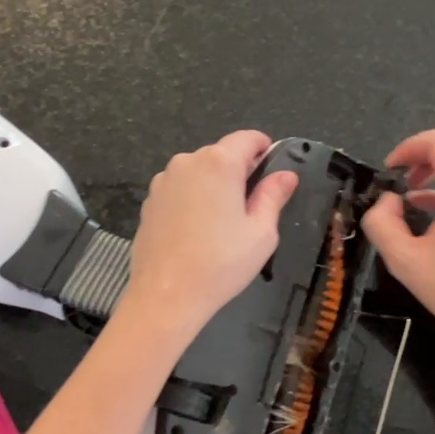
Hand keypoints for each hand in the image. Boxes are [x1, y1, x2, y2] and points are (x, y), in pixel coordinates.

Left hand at [118, 130, 298, 337]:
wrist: (166, 295)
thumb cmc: (221, 263)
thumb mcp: (261, 232)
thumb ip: (273, 196)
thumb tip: (286, 175)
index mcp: (219, 162)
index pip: (248, 138)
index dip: (264, 150)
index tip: (271, 173)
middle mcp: (187, 162)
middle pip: (221, 155)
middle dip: (238, 173)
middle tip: (250, 209)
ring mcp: (163, 181)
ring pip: (198, 173)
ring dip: (213, 187)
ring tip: (220, 225)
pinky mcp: (148, 202)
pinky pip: (179, 190)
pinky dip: (191, 201)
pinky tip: (195, 233)